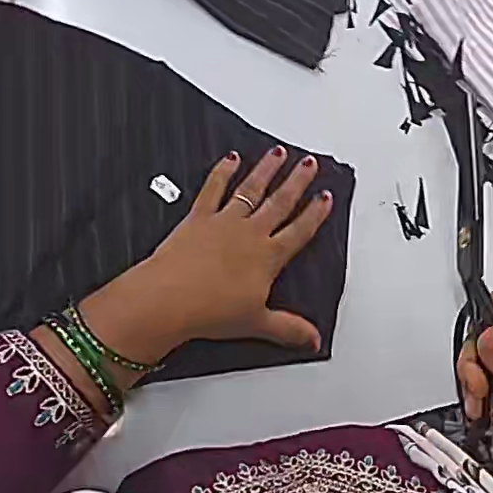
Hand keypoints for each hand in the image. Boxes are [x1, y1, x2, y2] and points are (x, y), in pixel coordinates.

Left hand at [78, 148, 334, 371]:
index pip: (299, 231)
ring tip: (278, 152)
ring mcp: (224, 222)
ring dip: (266, 169)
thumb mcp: (257, 323)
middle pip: (280, 202)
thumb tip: (312, 339)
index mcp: (267, 257)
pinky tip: (230, 158)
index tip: (325, 197)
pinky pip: (213, 189)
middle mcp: (250, 233)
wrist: (168, 300)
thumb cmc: (209, 311)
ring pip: (252, 189)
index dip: (315, 214)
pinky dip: (222, 172)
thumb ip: (288, 328)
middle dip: (297, 181)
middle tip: (309, 163)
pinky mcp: (198, 218)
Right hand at [456, 290, 492, 474]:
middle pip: (479, 332)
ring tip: (482, 401)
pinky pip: (478, 377)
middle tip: (480, 384)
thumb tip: (488, 333)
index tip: (476, 348)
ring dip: (471, 381)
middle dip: (472, 360)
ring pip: (476, 356)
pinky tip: (482, 408)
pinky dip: (474, 393)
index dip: (481, 320)